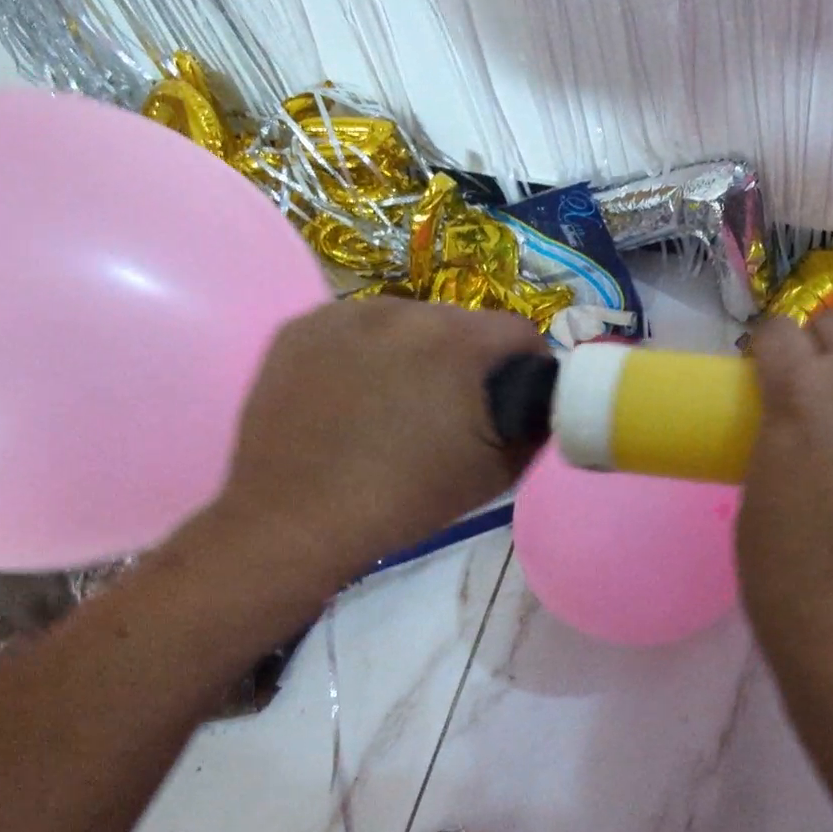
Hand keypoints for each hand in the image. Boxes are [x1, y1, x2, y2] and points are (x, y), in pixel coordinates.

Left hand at [207, 298, 545, 592]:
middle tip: (454, 407)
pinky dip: (367, 351)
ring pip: (408, 321)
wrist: (294, 520)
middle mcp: (402, 311)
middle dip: (470, 357)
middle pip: (461, 322)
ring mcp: (343, 314)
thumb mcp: (499, 470)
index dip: (529, 364)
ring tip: (400, 400)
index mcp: (457, 340)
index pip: (519, 330)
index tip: (514, 397)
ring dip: (418, 350)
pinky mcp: (299, 328)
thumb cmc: (408, 498)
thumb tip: (538, 401)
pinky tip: (355, 393)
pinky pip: (356, 328)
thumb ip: (534, 424)